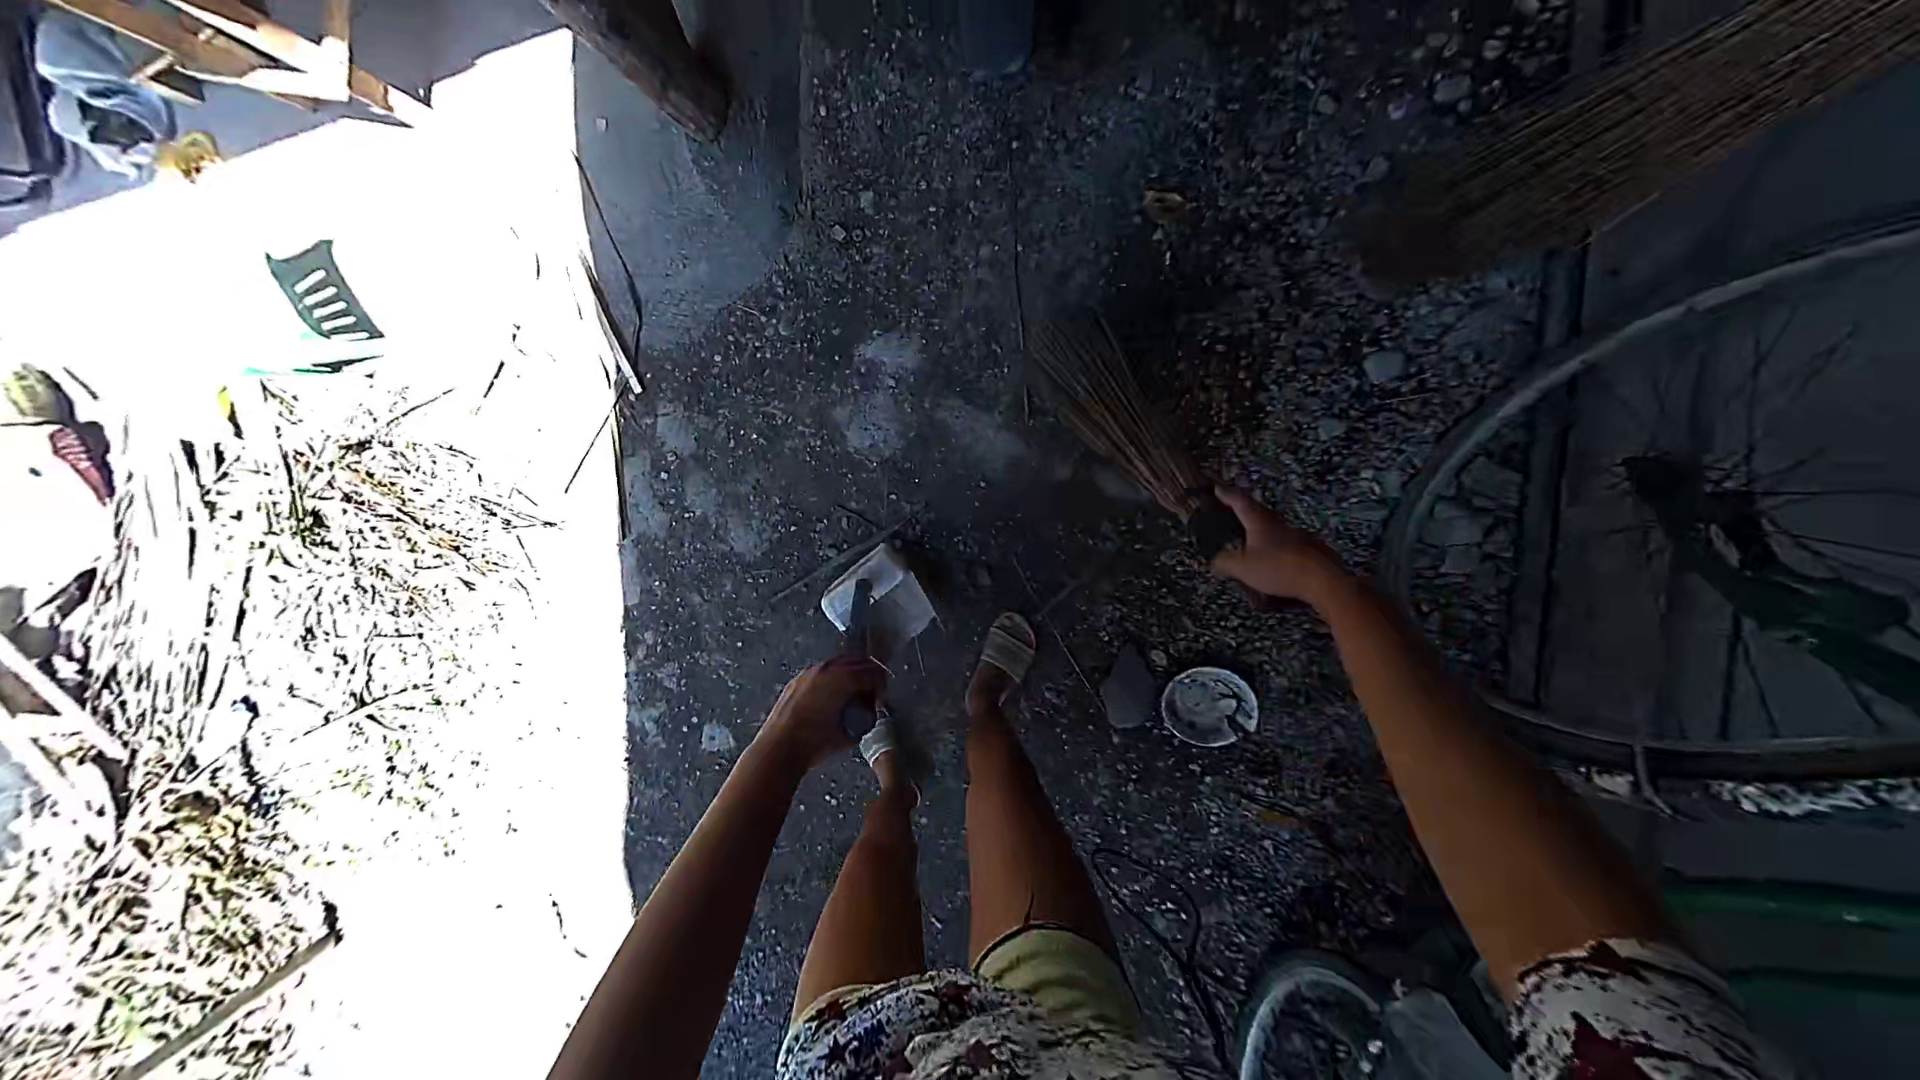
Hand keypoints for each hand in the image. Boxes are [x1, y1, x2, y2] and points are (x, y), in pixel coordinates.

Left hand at [755, 655, 886, 771]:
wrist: (781, 749)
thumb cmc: (815, 743)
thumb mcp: (852, 731)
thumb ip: (866, 716)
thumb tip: (870, 712)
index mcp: (843, 678)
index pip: (871, 672)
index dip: (881, 681)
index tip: (882, 689)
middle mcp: (826, 670)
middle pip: (856, 661)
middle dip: (868, 672)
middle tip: (873, 685)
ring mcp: (810, 673)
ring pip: (837, 663)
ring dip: (850, 671)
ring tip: (854, 688)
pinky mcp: (797, 681)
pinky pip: (821, 671)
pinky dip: (832, 677)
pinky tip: (833, 692)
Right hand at [1209, 485, 1349, 604]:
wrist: (1323, 580)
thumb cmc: (1283, 569)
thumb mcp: (1243, 568)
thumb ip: (1225, 562)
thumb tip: (1216, 560)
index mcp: (1260, 522)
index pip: (1240, 501)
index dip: (1227, 495)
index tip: (1219, 489)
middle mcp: (1280, 524)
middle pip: (1259, 512)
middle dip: (1246, 513)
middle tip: (1236, 514)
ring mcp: (1298, 535)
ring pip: (1276, 528)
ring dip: (1263, 533)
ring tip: (1253, 544)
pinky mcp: (1312, 549)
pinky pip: (1290, 545)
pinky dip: (1279, 549)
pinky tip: (1276, 561)